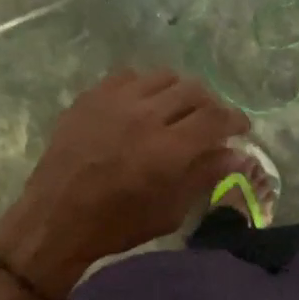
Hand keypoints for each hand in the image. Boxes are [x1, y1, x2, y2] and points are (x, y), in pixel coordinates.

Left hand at [0, 68, 249, 295]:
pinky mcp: (91, 95)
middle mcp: (145, 114)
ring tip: (178, 108)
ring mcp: (115, 100)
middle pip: (192, 90)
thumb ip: (204, 175)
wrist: (57, 216)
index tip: (241, 127)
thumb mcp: (170, 210)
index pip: (215, 118)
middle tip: (212, 119)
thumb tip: (238, 153)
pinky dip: (144, 86)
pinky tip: (143, 103)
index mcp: (168, 148)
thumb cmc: (117, 223)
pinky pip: (128, 76)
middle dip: (210, 103)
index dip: (235, 119)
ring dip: (178, 90)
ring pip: (162, 77)